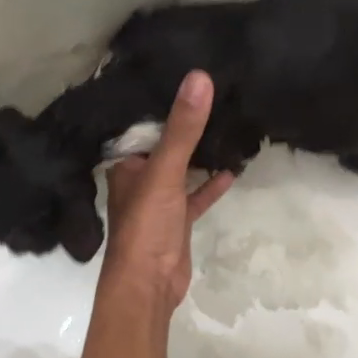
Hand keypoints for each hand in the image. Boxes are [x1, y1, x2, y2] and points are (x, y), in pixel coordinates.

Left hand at [102, 71, 235, 313]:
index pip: (145, 124)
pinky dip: (211, 185)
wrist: (147, 284)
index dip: (166, 101)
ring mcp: (158, 202)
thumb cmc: (146, 226)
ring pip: (183, 170)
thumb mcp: (164, 172)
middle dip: (188, 126)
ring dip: (202, 154)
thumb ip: (183, 129)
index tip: (192, 72)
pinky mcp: (176, 222)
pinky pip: (195, 196)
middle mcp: (139, 179)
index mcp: (125, 164)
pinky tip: (232, 170)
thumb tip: (200, 77)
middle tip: (219, 93)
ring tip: (229, 125)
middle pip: (166, 145)